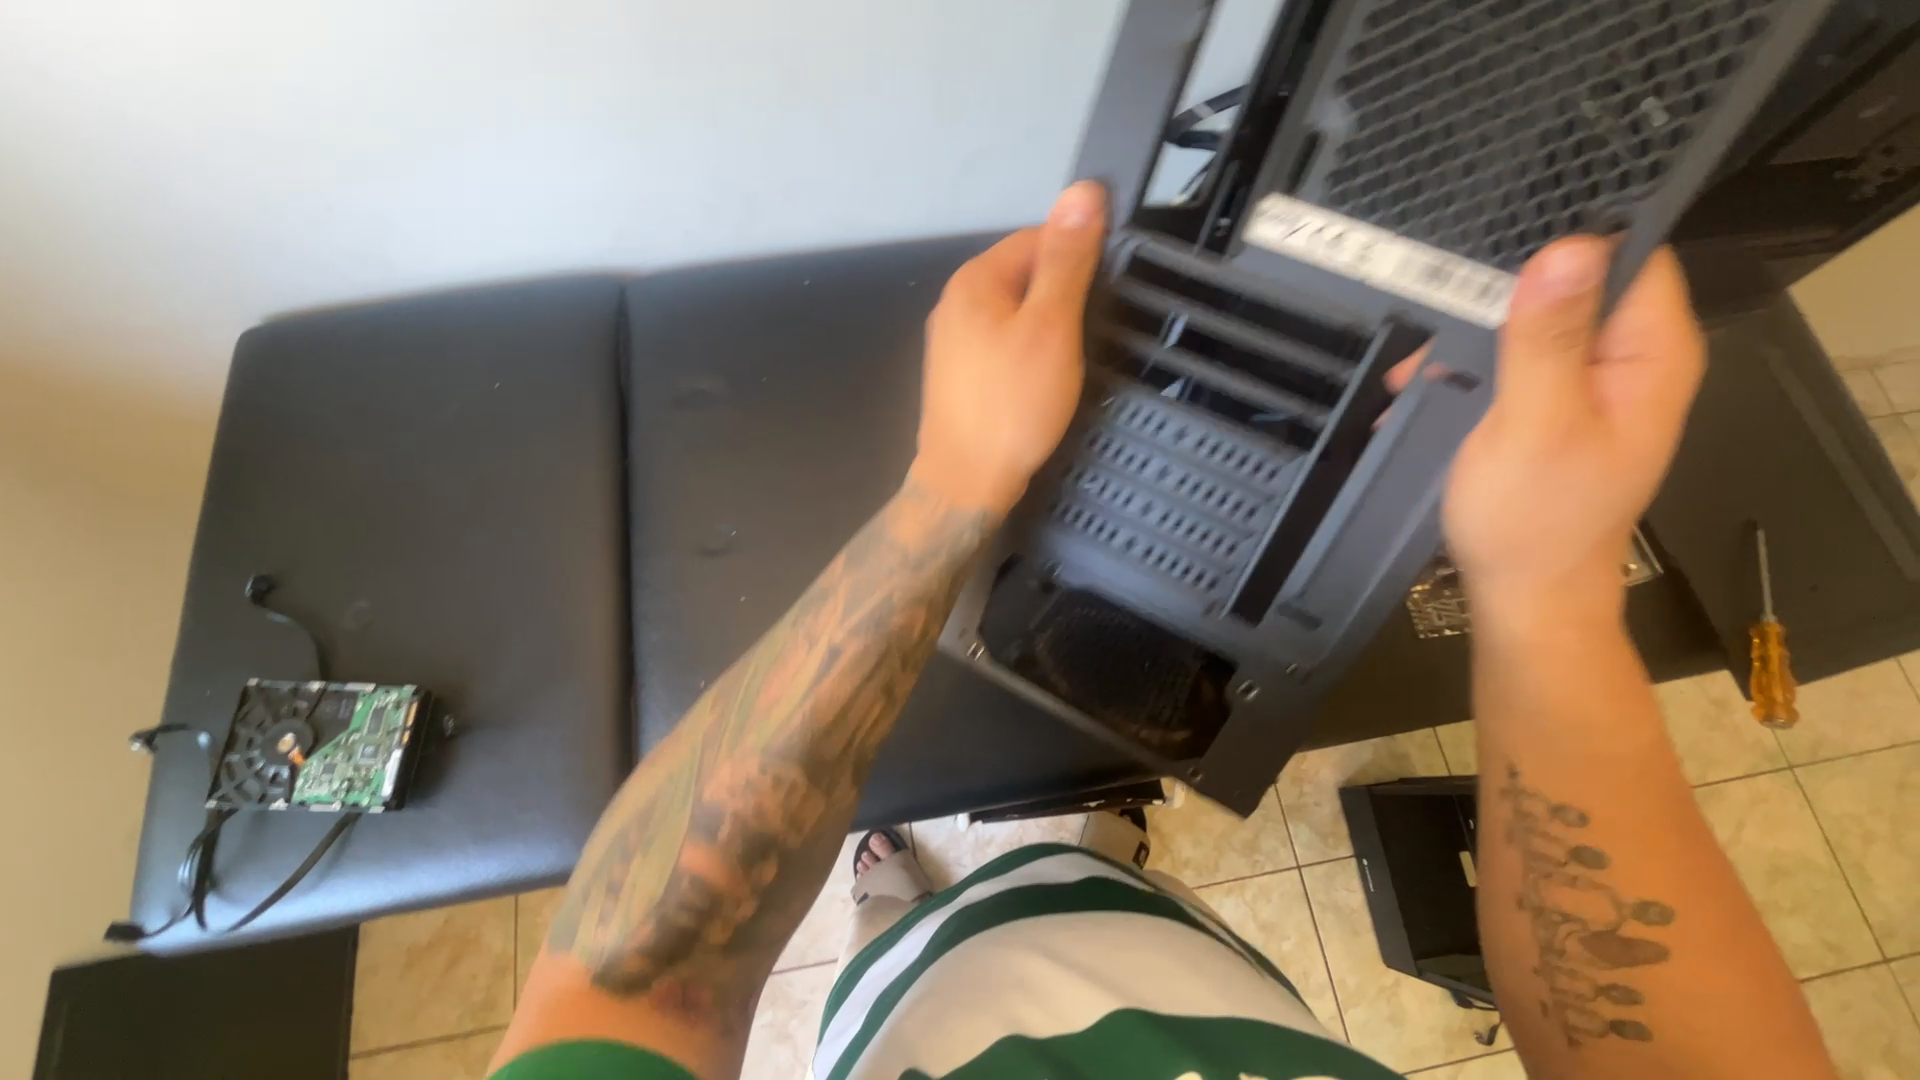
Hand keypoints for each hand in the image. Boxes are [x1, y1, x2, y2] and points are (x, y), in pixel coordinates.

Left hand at [910, 181, 1108, 515]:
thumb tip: (1084, 190)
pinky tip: (1036, 385)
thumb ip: (1067, 260)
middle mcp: (955, 302)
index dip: (1077, 262)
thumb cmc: (1012, 406)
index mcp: (975, 279)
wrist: (966, 483)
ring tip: (1062, 368)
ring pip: (1015, 315)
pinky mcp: (957, 375)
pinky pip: (1002, 346)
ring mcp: (951, 341)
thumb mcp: (1052, 326)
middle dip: (1061, 300)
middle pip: (1025, 276)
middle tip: (1082, 341)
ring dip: (1046, 331)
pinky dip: (1026, 357)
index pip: (1038, 238)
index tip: (1099, 301)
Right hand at [1428, 237, 1705, 619]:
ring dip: (1468, 348)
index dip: (1561, 254)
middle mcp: (1629, 363)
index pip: (1627, 258)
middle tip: (1431, 347)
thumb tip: (1569, 247)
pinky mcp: (1555, 414)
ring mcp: (1591, 391)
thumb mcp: (1533, 421)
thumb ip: (1547, 337)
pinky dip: (1468, 377)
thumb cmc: (1531, 517)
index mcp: (1648, 355)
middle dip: (1491, 310)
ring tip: (1413, 380)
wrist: (1523, 595)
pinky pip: (1515, 368)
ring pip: (1531, 331)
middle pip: (1569, 293)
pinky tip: (1424, 398)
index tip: (1486, 276)